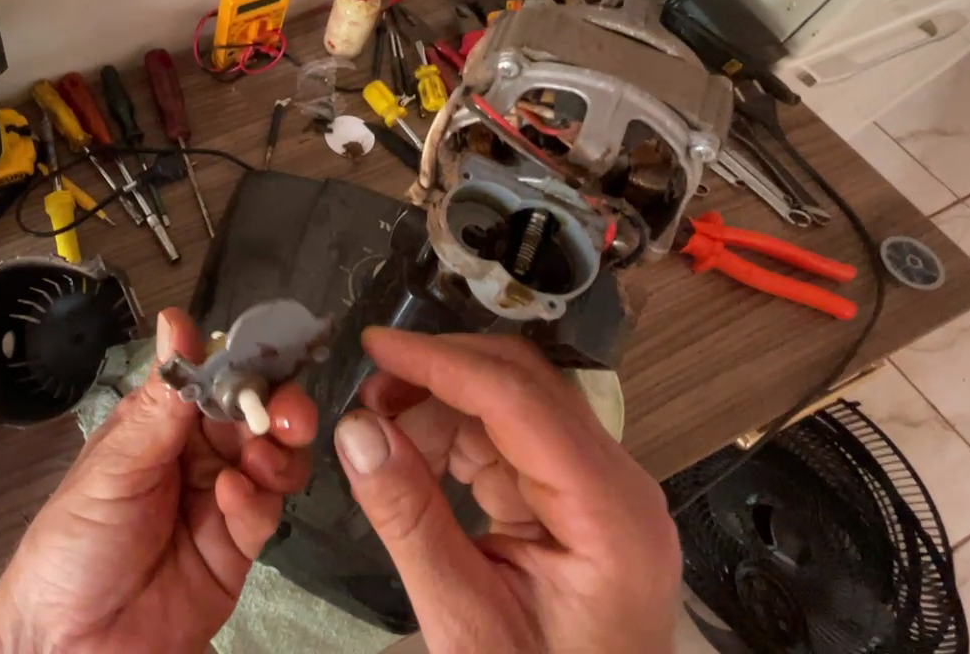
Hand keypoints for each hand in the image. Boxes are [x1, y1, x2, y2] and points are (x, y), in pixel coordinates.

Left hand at [0, 308, 318, 653]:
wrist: (70, 645)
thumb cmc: (77, 540)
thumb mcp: (115, 465)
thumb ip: (161, 401)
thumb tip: (177, 316)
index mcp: (161, 421)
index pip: (214, 377)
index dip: (245, 363)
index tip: (276, 351)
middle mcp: (195, 452)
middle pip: (253, 414)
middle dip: (278, 407)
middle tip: (289, 415)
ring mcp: (219, 498)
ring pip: (271, 457)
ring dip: (277, 451)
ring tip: (262, 460)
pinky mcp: (237, 547)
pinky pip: (265, 511)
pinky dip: (259, 500)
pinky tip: (235, 501)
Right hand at [335, 329, 678, 653]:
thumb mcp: (466, 624)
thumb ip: (409, 521)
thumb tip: (354, 429)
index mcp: (610, 515)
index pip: (519, 400)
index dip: (441, 362)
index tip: (373, 345)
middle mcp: (614, 482)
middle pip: (522, 384)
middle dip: (437, 375)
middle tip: (369, 397)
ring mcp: (595, 485)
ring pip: (508, 400)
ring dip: (438, 405)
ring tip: (382, 435)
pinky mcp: (570, 495)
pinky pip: (503, 435)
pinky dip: (449, 436)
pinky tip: (413, 461)